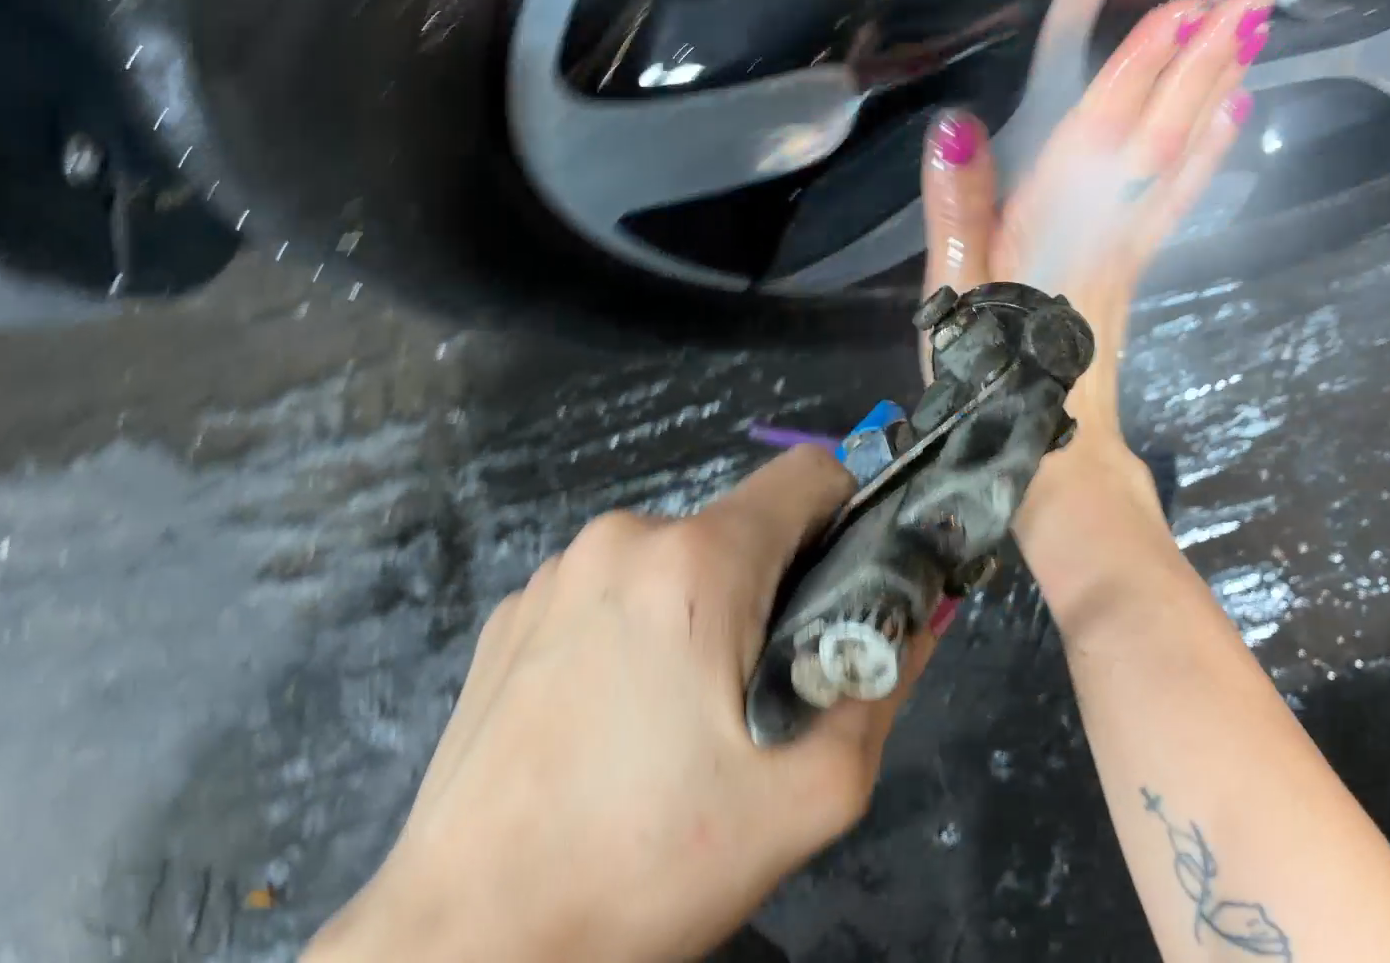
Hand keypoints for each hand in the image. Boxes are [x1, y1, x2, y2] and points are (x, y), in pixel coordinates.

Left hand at [305, 447, 936, 962]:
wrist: (468, 941)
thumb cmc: (651, 863)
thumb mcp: (813, 791)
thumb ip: (884, 684)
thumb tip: (921, 616)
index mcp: (696, 562)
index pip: (810, 474)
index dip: (854, 515)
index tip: (856, 587)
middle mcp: (619, 540)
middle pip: (744, 526)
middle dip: (779, 588)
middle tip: (772, 689)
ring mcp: (555, 573)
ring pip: (678, 561)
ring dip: (708, 614)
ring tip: (687, 720)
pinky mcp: (509, 614)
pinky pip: (612, 594)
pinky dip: (642, 632)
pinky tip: (619, 723)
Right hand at [919, 0, 1271, 447]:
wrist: (1050, 458)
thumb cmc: (990, 385)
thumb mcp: (954, 302)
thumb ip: (958, 214)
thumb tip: (957, 127)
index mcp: (1049, 232)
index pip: (1097, 137)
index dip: (1134, 73)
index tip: (1180, 11)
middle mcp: (1098, 235)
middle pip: (1153, 143)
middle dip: (1194, 71)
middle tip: (1247, 3)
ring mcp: (1120, 258)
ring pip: (1173, 170)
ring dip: (1210, 103)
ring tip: (1250, 46)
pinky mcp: (1124, 280)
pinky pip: (1171, 207)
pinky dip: (1203, 160)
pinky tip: (1224, 129)